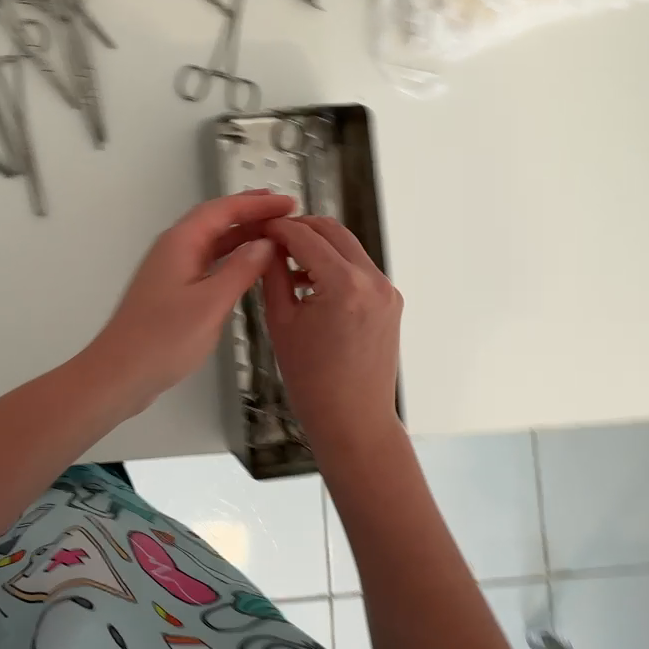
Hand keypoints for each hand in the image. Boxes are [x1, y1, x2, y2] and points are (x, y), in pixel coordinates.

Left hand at [80, 191, 297, 412]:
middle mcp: (173, 248)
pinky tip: (247, 266)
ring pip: (211, 241)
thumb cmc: (163, 338)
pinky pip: (207, 260)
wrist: (120, 372)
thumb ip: (240, 270)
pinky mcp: (172, 289)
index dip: (256, 203)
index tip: (287, 201)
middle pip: (215, 220)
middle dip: (250, 213)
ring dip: (242, 234)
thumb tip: (265, 242)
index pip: (222, 210)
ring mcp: (171, 268)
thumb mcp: (210, 304)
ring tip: (274, 232)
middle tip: (284, 210)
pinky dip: (231, 257)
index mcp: (180, 242)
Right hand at [262, 217, 403, 450]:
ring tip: (286, 262)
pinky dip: (333, 264)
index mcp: (344, 285)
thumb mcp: (280, 320)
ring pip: (346, 246)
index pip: (304, 236)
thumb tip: (266, 244)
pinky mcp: (390, 301)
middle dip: (299, 228)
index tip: (258, 228)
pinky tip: (309, 282)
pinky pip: (358, 267)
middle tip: (271, 237)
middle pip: (331, 230)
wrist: (353, 420)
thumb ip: (273, 273)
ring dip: (317, 245)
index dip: (277, 228)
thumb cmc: (314, 381)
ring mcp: (386, 291)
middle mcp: (372, 281)